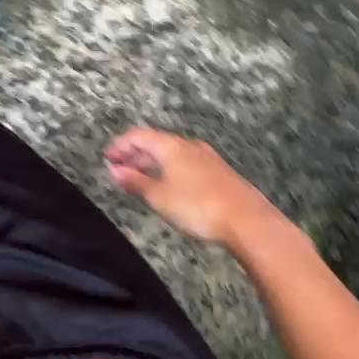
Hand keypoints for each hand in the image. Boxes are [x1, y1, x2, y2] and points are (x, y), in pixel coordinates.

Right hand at [105, 127, 278, 244]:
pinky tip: (171, 186)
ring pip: (173, 154)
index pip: (139, 136)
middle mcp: (189, 146)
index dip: (121, 145)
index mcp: (171, 147)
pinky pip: (187, 164)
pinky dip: (171, 170)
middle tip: (121, 168)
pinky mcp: (220, 174)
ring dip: (154, 163)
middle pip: (156, 143)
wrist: (250, 222)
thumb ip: (136, 182)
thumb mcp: (160, 197)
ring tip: (142, 178)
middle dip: (136, 154)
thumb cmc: (197, 206)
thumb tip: (115, 170)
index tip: (108, 157)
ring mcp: (208, 159)